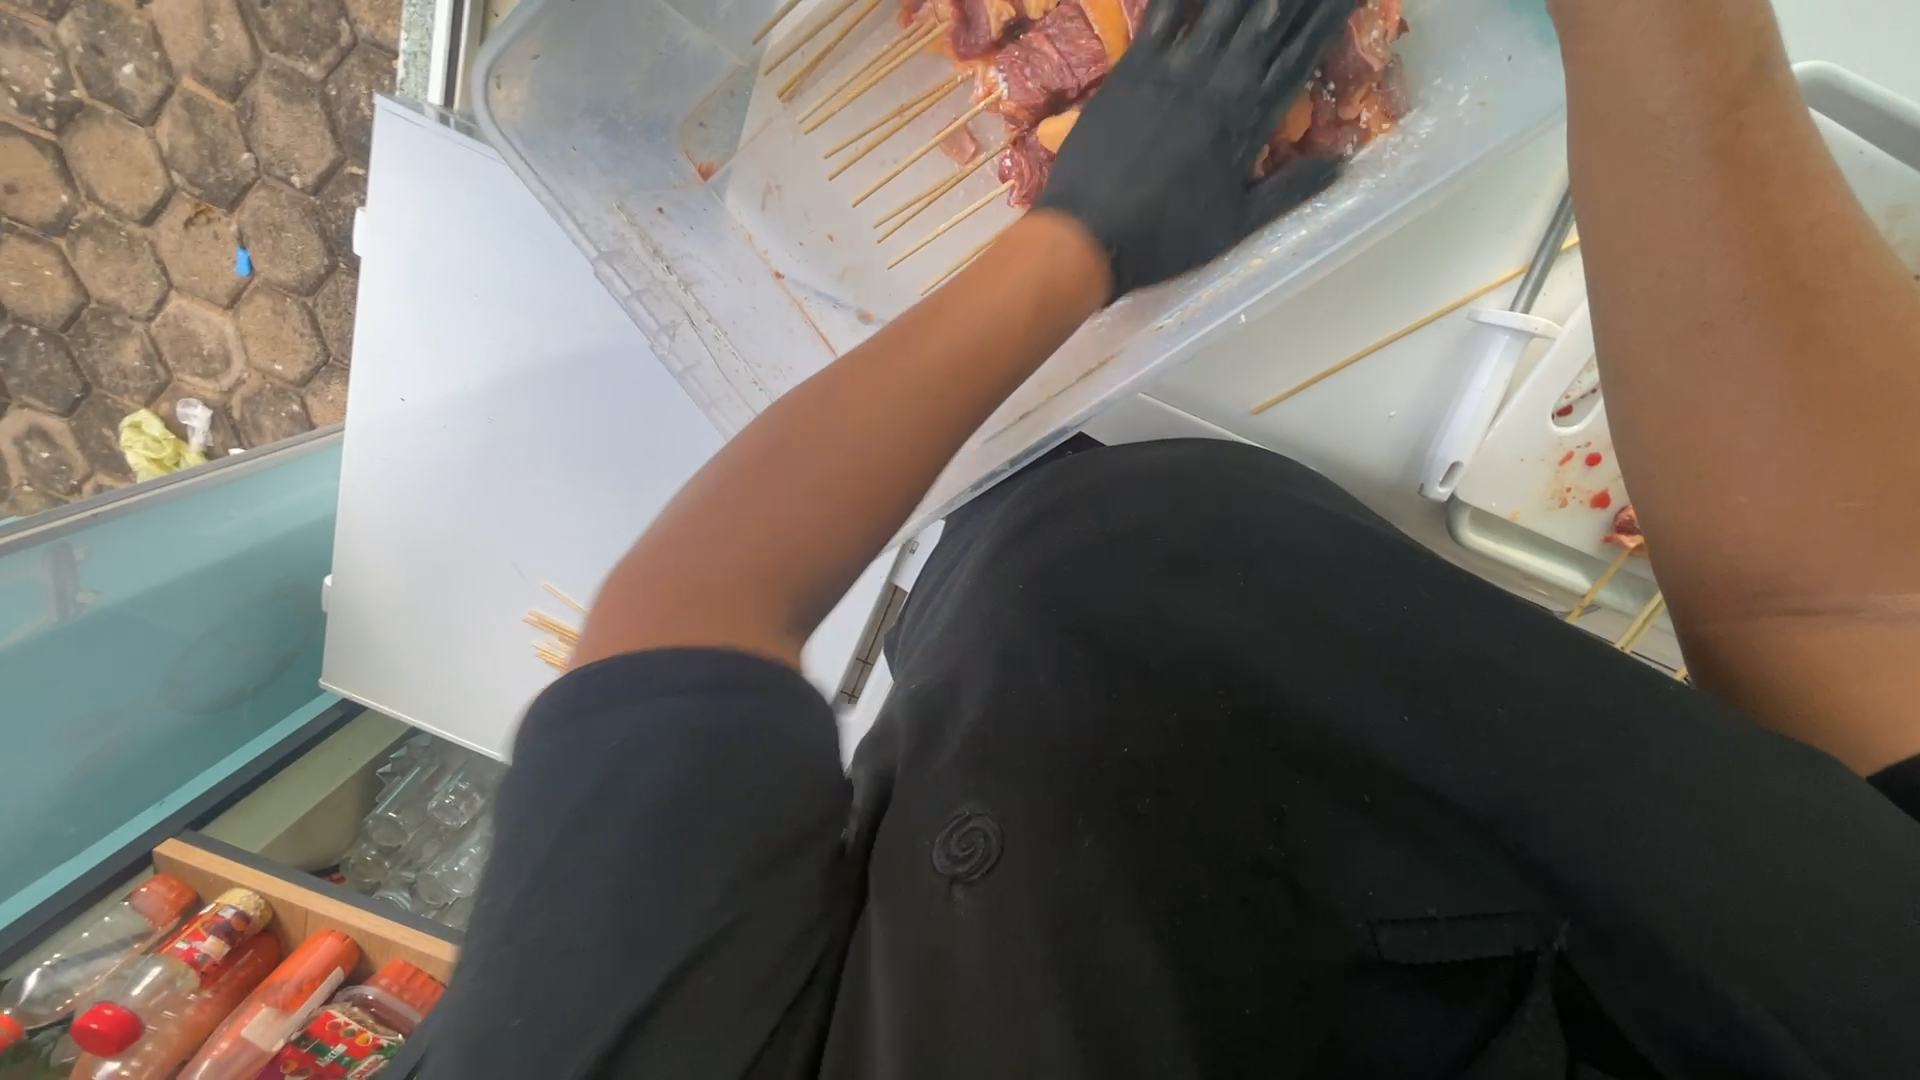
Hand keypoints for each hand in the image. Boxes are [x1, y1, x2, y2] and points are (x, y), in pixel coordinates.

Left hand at [1036, 0, 1354, 298]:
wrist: (1088, 237)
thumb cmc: (1163, 240)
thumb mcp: (1235, 225)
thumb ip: (1289, 190)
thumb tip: (1342, 163)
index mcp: (1251, 119)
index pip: (1303, 51)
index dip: (1330, 14)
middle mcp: (1221, 81)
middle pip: (1271, 14)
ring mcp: (1176, 68)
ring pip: (1225, 4)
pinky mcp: (1132, 66)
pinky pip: (1166, 11)